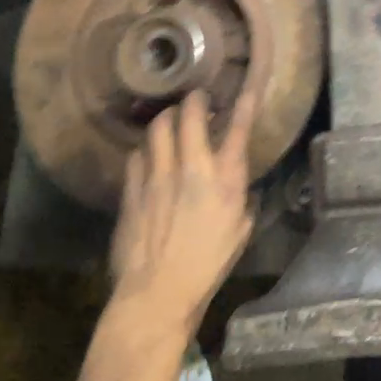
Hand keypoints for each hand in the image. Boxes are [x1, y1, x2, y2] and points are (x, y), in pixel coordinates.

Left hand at [108, 88, 257, 328]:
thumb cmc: (209, 264)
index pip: (238, 129)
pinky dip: (145, 149)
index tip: (248, 86)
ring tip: (171, 121)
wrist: (158, 293)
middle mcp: (192, 169)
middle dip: (194, 100)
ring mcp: (157, 177)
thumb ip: (241, 198)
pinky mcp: (132, 191)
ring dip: (166, 120)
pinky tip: (149, 156)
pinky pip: (136, 155)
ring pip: (157, 128)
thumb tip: (239, 184)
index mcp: (226, 179)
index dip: (245, 102)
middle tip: (197, 99)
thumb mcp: (241, 229)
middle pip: (189, 116)